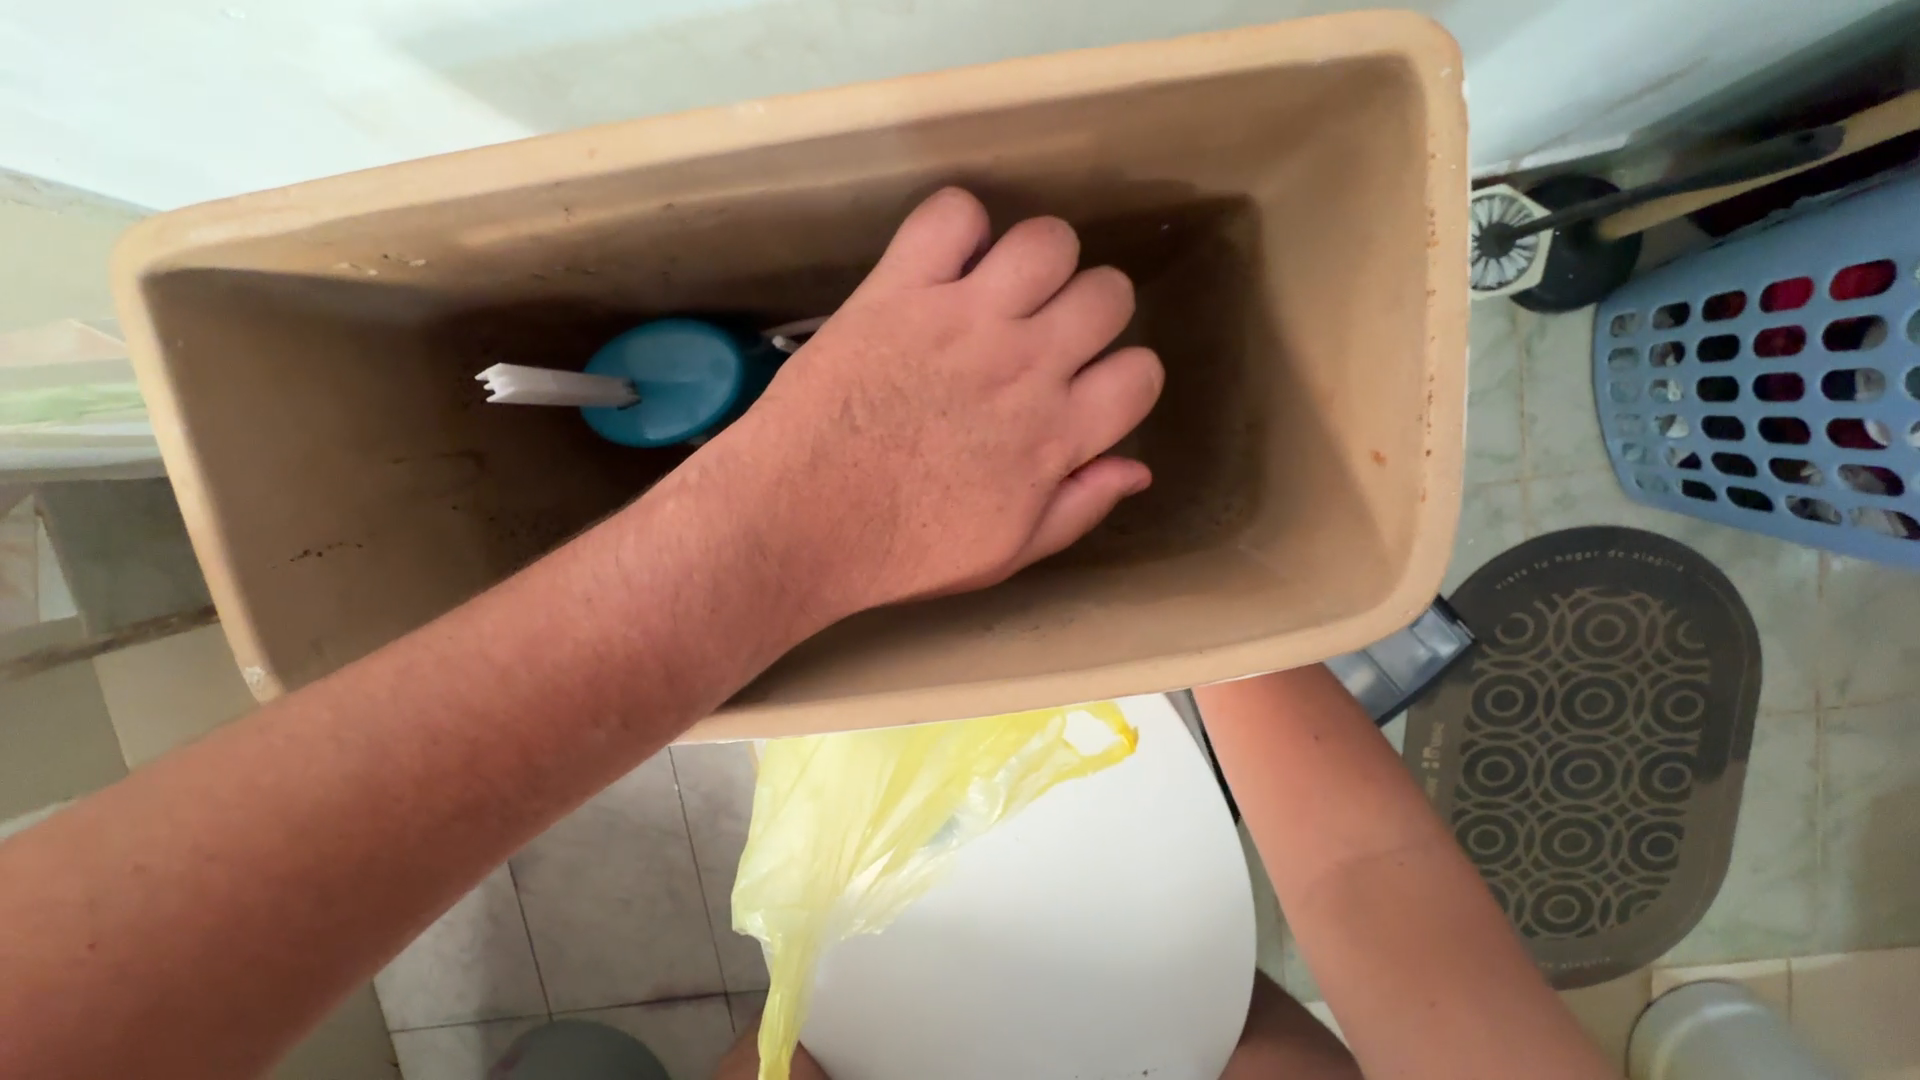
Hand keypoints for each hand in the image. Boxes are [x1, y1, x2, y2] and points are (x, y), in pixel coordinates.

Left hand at [718, 186, 1162, 613]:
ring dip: (1038, 261)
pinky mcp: (899, 289)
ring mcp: (962, 320)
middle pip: (1109, 292)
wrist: (797, 521)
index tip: (1087, 388)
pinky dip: (957, 226)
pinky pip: (953, 213)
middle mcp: (1024, 365)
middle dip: (1090, 311)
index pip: (1141, 374)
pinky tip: (943, 264)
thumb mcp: (1005, 553)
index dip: (1123, 379)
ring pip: (1048, 240)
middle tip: (1046, 334)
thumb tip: (1138, 467)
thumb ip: (1078, 508)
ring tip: (1002, 291)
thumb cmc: (902, 551)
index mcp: (1054, 436)